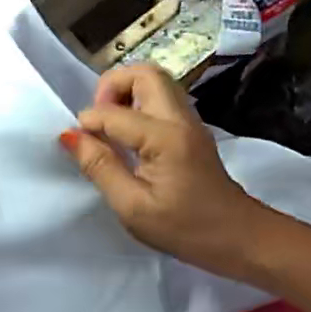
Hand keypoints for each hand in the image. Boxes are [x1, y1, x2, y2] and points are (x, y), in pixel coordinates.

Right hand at [58, 63, 276, 281]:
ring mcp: (190, 121)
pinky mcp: (192, 130)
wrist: (240, 238)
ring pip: (156, 81)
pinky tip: (130, 138)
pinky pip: (163, 99)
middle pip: (144, 73)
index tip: (76, 145)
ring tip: (112, 129)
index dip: (88, 124)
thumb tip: (70, 135)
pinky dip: (140, 104)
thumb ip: (100, 167)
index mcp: (165, 136)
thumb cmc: (186, 230)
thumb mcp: (133, 207)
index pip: (114, 113)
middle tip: (98, 122)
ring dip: (127, 93)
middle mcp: (180, 118)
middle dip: (112, 87)